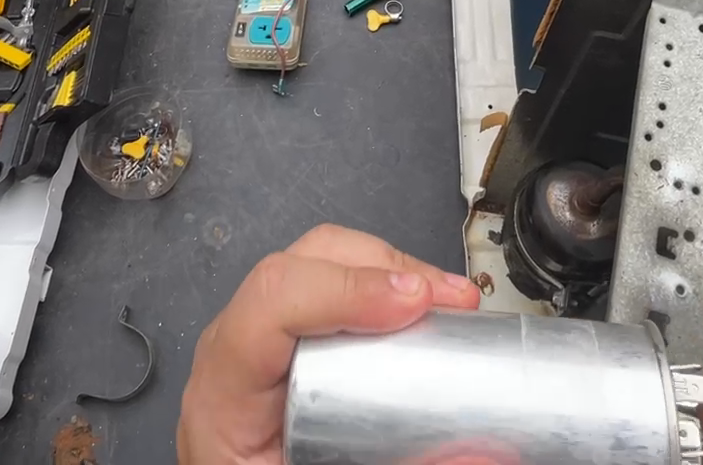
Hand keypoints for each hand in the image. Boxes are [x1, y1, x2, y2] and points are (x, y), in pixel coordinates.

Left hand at [178, 223, 481, 464]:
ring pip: (322, 257)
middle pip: (306, 262)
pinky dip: (385, 281)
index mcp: (225, 388)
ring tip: (449, 300)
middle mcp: (237, 343)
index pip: (272, 300)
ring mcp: (261, 332)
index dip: (348, 287)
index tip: (415, 302)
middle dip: (387, 268)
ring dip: (393, 267)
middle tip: (449, 302)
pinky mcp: (287, 334)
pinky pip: (332, 280)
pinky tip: (424, 305)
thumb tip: (477, 451)